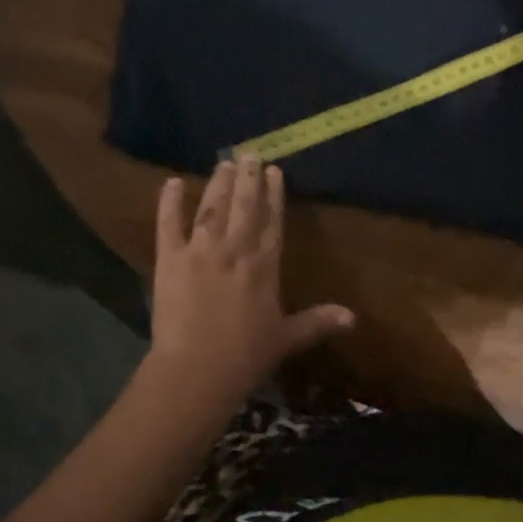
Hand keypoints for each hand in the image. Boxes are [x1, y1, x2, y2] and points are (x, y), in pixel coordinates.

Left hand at [148, 155, 355, 398]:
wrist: (197, 368)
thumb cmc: (245, 356)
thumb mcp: (286, 339)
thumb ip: (318, 322)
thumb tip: (354, 318)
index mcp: (264, 267)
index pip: (272, 223)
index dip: (274, 196)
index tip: (274, 171)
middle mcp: (235, 250)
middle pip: (244, 207)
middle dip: (248, 179)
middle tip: (249, 154)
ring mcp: (201, 251)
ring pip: (212, 208)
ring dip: (218, 184)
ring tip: (224, 163)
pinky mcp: (170, 258)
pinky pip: (168, 224)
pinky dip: (169, 202)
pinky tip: (171, 182)